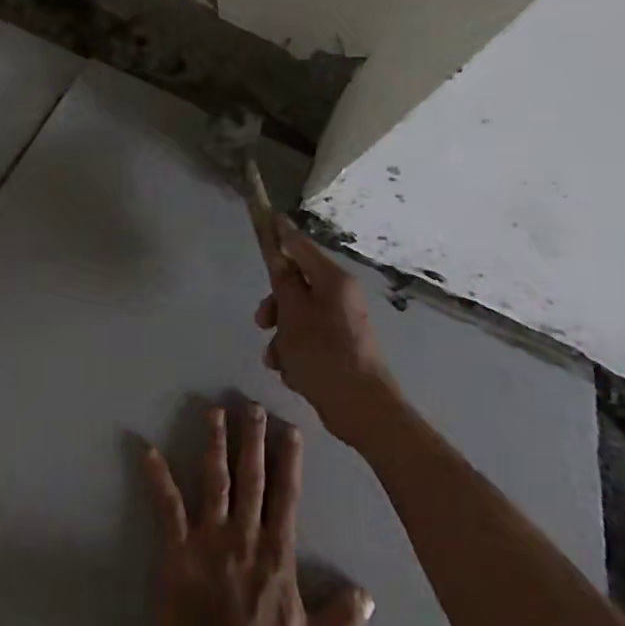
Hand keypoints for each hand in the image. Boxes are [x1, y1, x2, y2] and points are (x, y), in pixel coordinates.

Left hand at [142, 405, 371, 625]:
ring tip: (214, 413)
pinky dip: (157, 479)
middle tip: (252, 407)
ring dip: (215, 444)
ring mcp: (209, 541)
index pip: (286, 495)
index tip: (290, 429)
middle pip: (251, 477)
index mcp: (277, 552)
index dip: (288, 460)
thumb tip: (368, 595)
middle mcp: (245, 536)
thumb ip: (341, 617)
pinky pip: (167, 509)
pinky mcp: (177, 554)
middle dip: (252, 439)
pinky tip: (148, 452)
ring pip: (215, 481)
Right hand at [254, 217, 399, 449]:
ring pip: (298, 317)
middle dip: (276, 306)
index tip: (269, 218)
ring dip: (282, 336)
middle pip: (297, 285)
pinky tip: (294, 374)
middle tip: (263, 322)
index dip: (282, 233)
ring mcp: (341, 322)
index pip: (302, 246)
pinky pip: (308, 339)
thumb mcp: (294, 316)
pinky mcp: (340, 347)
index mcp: (333, 281)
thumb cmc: (325, 354)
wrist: (362, 407)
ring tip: (279, 360)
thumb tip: (280, 258)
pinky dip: (296, 353)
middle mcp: (340, 296)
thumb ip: (283, 284)